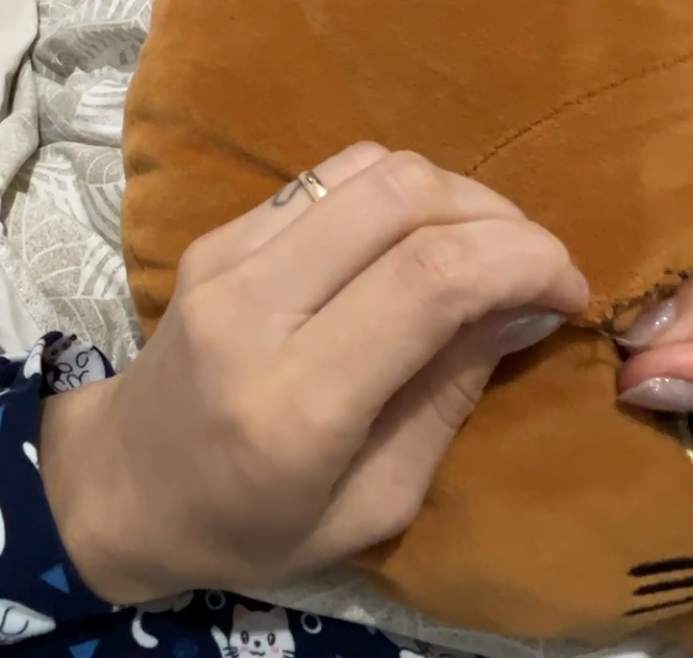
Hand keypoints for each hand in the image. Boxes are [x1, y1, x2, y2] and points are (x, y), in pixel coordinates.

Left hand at [38, 143, 589, 602]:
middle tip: (530, 261)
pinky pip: (323, 178)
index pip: (425, 281)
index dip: (520, 259)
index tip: (568, 286)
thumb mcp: (371, 504)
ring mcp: (224, 256)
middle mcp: (252, 307)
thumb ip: (446, 396)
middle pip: (398, 196)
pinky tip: (407, 238)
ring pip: (364, 168)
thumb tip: (519, 302)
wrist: (124, 478)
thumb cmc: (249, 523)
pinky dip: (390, 193)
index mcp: (294, 402)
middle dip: (493, 213)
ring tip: (477, 245)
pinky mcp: (216, 234)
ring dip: (445, 192)